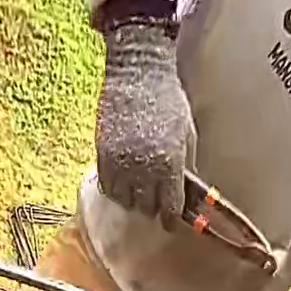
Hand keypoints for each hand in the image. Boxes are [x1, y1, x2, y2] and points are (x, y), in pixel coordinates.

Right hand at [95, 22, 192, 224]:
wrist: (137, 69)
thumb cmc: (168, 100)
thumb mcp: (187, 134)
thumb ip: (187, 167)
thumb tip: (188, 195)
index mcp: (169, 165)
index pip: (170, 211)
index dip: (170, 220)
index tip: (170, 222)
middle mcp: (144, 169)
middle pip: (146, 210)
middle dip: (152, 208)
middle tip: (155, 200)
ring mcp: (121, 163)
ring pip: (125, 202)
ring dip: (132, 200)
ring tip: (137, 190)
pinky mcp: (103, 155)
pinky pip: (107, 187)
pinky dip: (115, 189)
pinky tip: (122, 182)